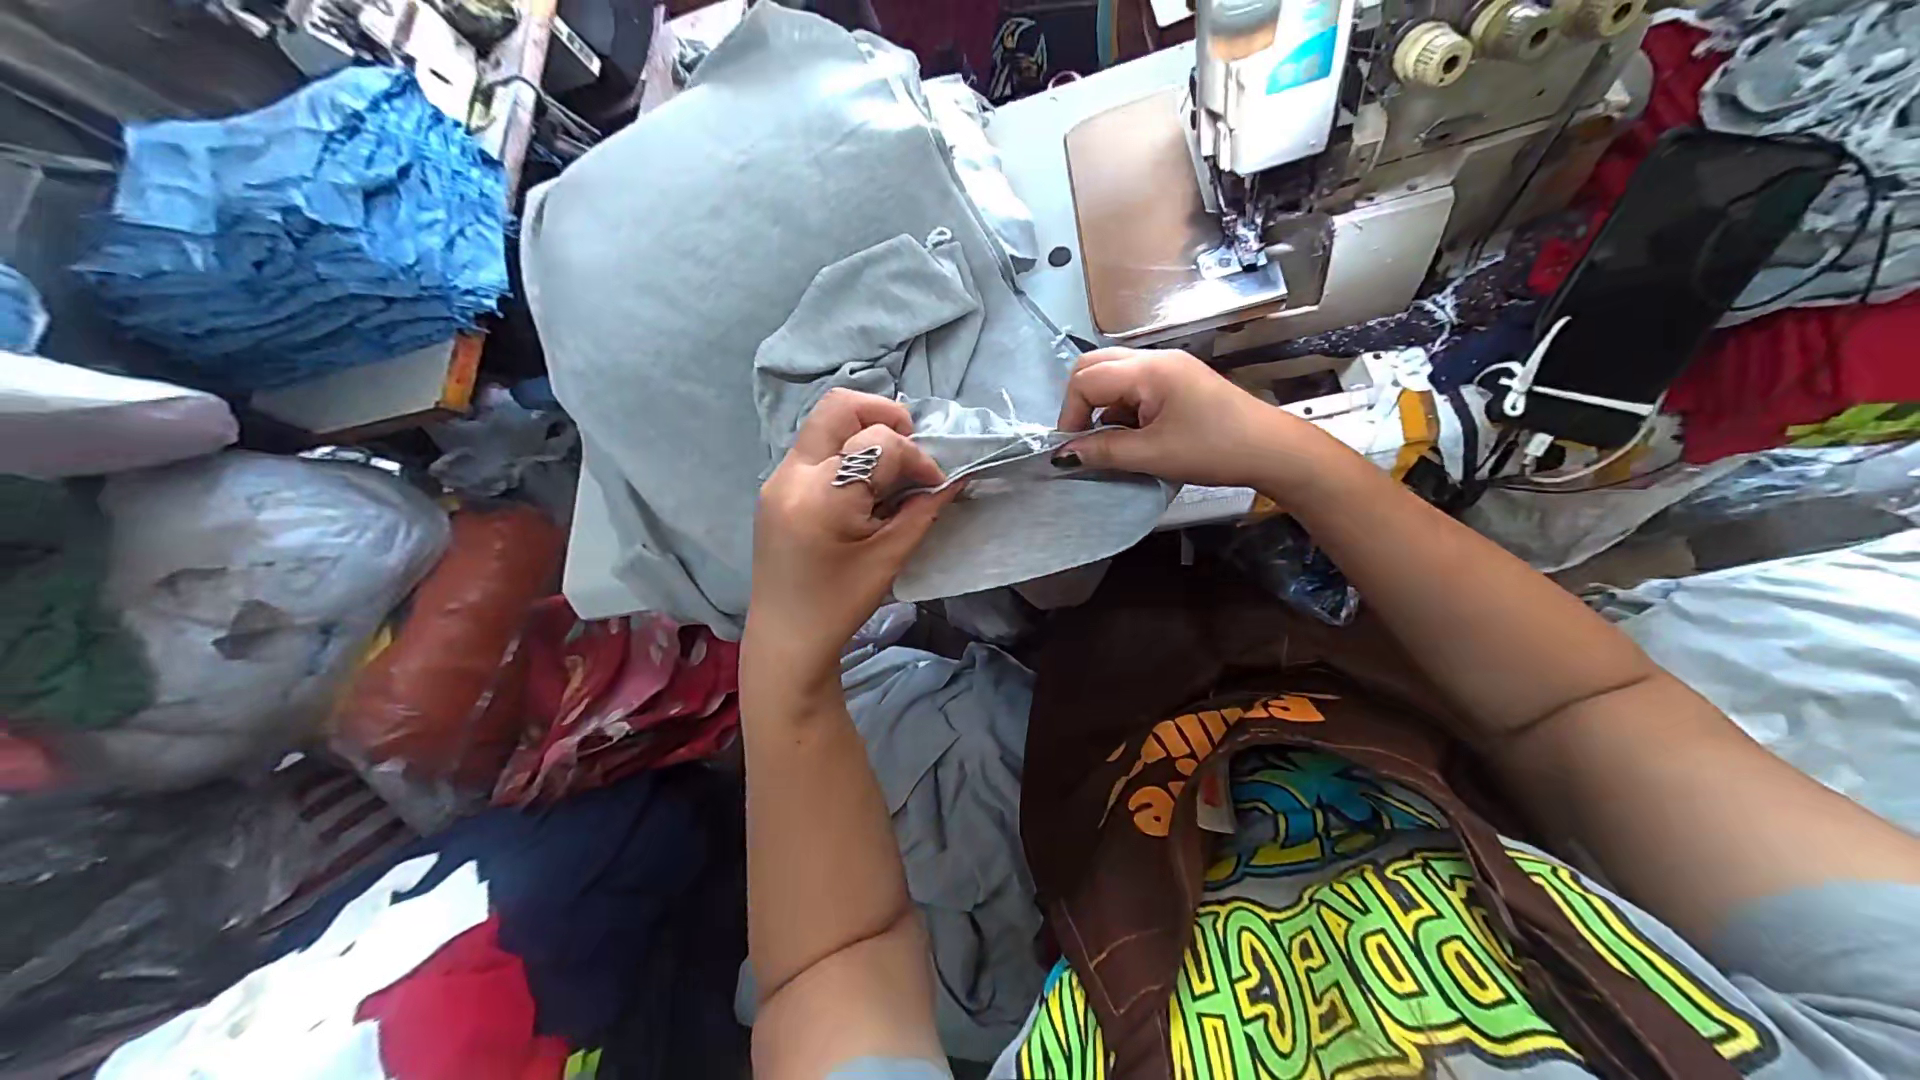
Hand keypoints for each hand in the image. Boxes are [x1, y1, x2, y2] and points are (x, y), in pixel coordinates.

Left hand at [745, 389, 962, 686]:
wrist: (785, 637)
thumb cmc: (839, 605)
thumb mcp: (889, 558)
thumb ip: (922, 510)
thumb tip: (954, 478)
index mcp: (821, 497)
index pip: (879, 443)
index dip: (916, 458)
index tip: (934, 485)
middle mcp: (792, 475)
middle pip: (840, 407)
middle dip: (886, 416)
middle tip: (910, 450)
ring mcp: (778, 478)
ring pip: (824, 422)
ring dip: (865, 432)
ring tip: (889, 469)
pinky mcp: (775, 487)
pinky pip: (815, 447)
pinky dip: (846, 451)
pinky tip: (863, 486)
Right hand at [1055, 347, 1339, 492]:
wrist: (1270, 450)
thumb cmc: (1215, 449)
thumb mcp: (1153, 455)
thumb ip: (1103, 451)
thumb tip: (1064, 454)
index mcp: (1149, 370)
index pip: (1086, 379)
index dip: (1070, 414)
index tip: (1072, 448)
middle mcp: (1156, 359)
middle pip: (1095, 367)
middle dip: (1080, 403)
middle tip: (1082, 439)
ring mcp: (1168, 367)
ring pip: (1113, 376)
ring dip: (1101, 407)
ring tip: (1111, 441)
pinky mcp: (1177, 381)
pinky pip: (1133, 386)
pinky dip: (1121, 409)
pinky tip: (1132, 435)